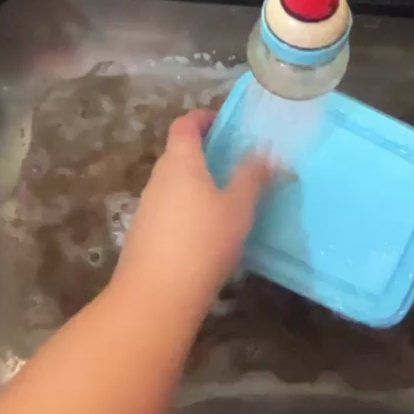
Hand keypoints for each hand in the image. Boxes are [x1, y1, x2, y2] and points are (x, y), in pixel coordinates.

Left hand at [111, 110, 270, 315]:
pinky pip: (171, 206)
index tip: (227, 122)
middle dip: (206, 151)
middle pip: (179, 152)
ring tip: (231, 195)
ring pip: (176, 181)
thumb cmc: (202, 241)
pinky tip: (211, 228)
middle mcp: (159, 178)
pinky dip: (190, 205)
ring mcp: (149, 206)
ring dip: (199, 180)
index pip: (185, 124)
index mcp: (180, 162)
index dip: (204, 117)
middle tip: (238, 159)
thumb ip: (252, 177)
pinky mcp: (146, 233)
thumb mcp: (238, 207)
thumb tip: (266, 153)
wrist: (155, 296)